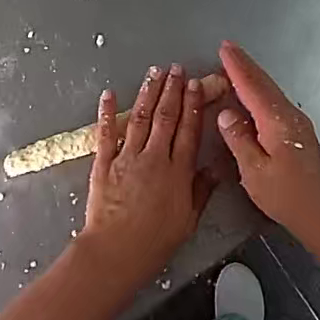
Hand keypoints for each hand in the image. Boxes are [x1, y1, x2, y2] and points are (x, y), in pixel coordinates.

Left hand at [80, 65, 215, 281]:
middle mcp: (154, 157)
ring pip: (140, 117)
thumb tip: (215, 167)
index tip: (196, 84)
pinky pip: (106, 132)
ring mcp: (127, 156)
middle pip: (166, 116)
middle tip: (176, 69)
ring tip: (154, 72)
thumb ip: (201, 190)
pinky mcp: (104, 161)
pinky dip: (107, 111)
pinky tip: (109, 93)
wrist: (117, 250)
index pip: (188, 129)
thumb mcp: (188, 219)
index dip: (193, 104)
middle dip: (172, 90)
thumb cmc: (156, 240)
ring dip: (147, 92)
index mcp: (177, 171)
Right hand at [213, 41, 319, 239]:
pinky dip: (260, 90)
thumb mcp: (254, 171)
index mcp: (277, 122)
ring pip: (270, 91)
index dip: (237, 67)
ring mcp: (297, 123)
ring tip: (236, 64)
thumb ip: (238, 139)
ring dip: (252, 76)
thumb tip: (226, 114)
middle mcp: (289, 117)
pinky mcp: (299, 133)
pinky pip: (274, 102)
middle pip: (264, 84)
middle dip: (245, 65)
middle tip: (228, 48)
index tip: (224, 49)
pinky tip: (252, 93)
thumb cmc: (288, 196)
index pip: (252, 87)